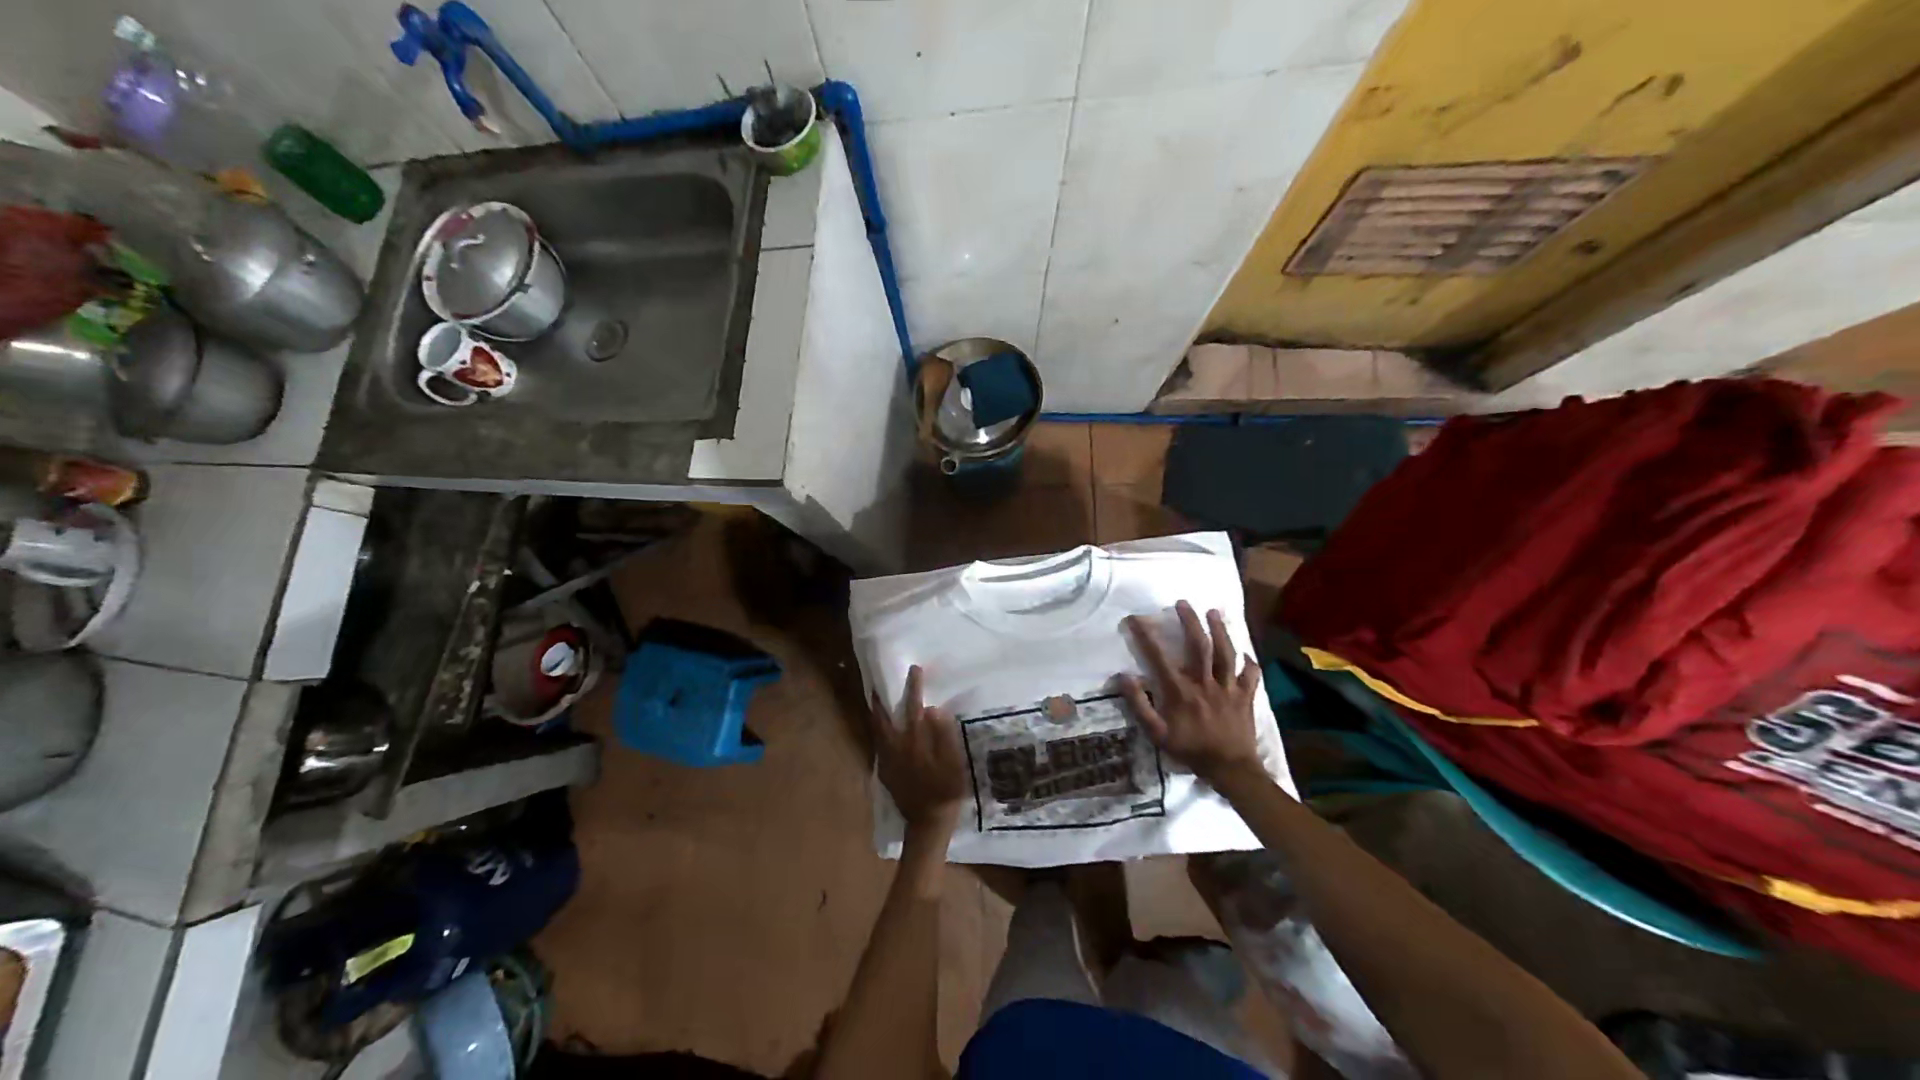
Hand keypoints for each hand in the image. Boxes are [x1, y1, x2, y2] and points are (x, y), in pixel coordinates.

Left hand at [868, 665, 968, 833]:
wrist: (927, 823)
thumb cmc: (945, 791)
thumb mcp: (953, 763)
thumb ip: (943, 735)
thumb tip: (932, 709)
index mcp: (914, 742)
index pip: (913, 707)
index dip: (914, 687)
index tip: (914, 669)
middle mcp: (896, 747)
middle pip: (883, 717)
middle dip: (881, 699)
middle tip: (879, 684)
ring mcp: (888, 760)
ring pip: (877, 730)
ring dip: (877, 714)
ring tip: (876, 702)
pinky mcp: (886, 771)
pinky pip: (879, 743)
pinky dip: (878, 730)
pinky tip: (882, 730)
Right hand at [1120, 601, 1263, 785]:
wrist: (1230, 769)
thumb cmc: (1190, 751)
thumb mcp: (1156, 733)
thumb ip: (1139, 705)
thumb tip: (1123, 677)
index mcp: (1180, 690)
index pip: (1159, 657)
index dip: (1146, 635)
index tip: (1135, 618)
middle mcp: (1205, 683)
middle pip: (1199, 645)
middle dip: (1190, 621)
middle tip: (1183, 603)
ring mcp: (1228, 688)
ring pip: (1226, 653)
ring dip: (1220, 630)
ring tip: (1214, 613)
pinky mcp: (1245, 697)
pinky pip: (1251, 676)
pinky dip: (1250, 663)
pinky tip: (1247, 654)